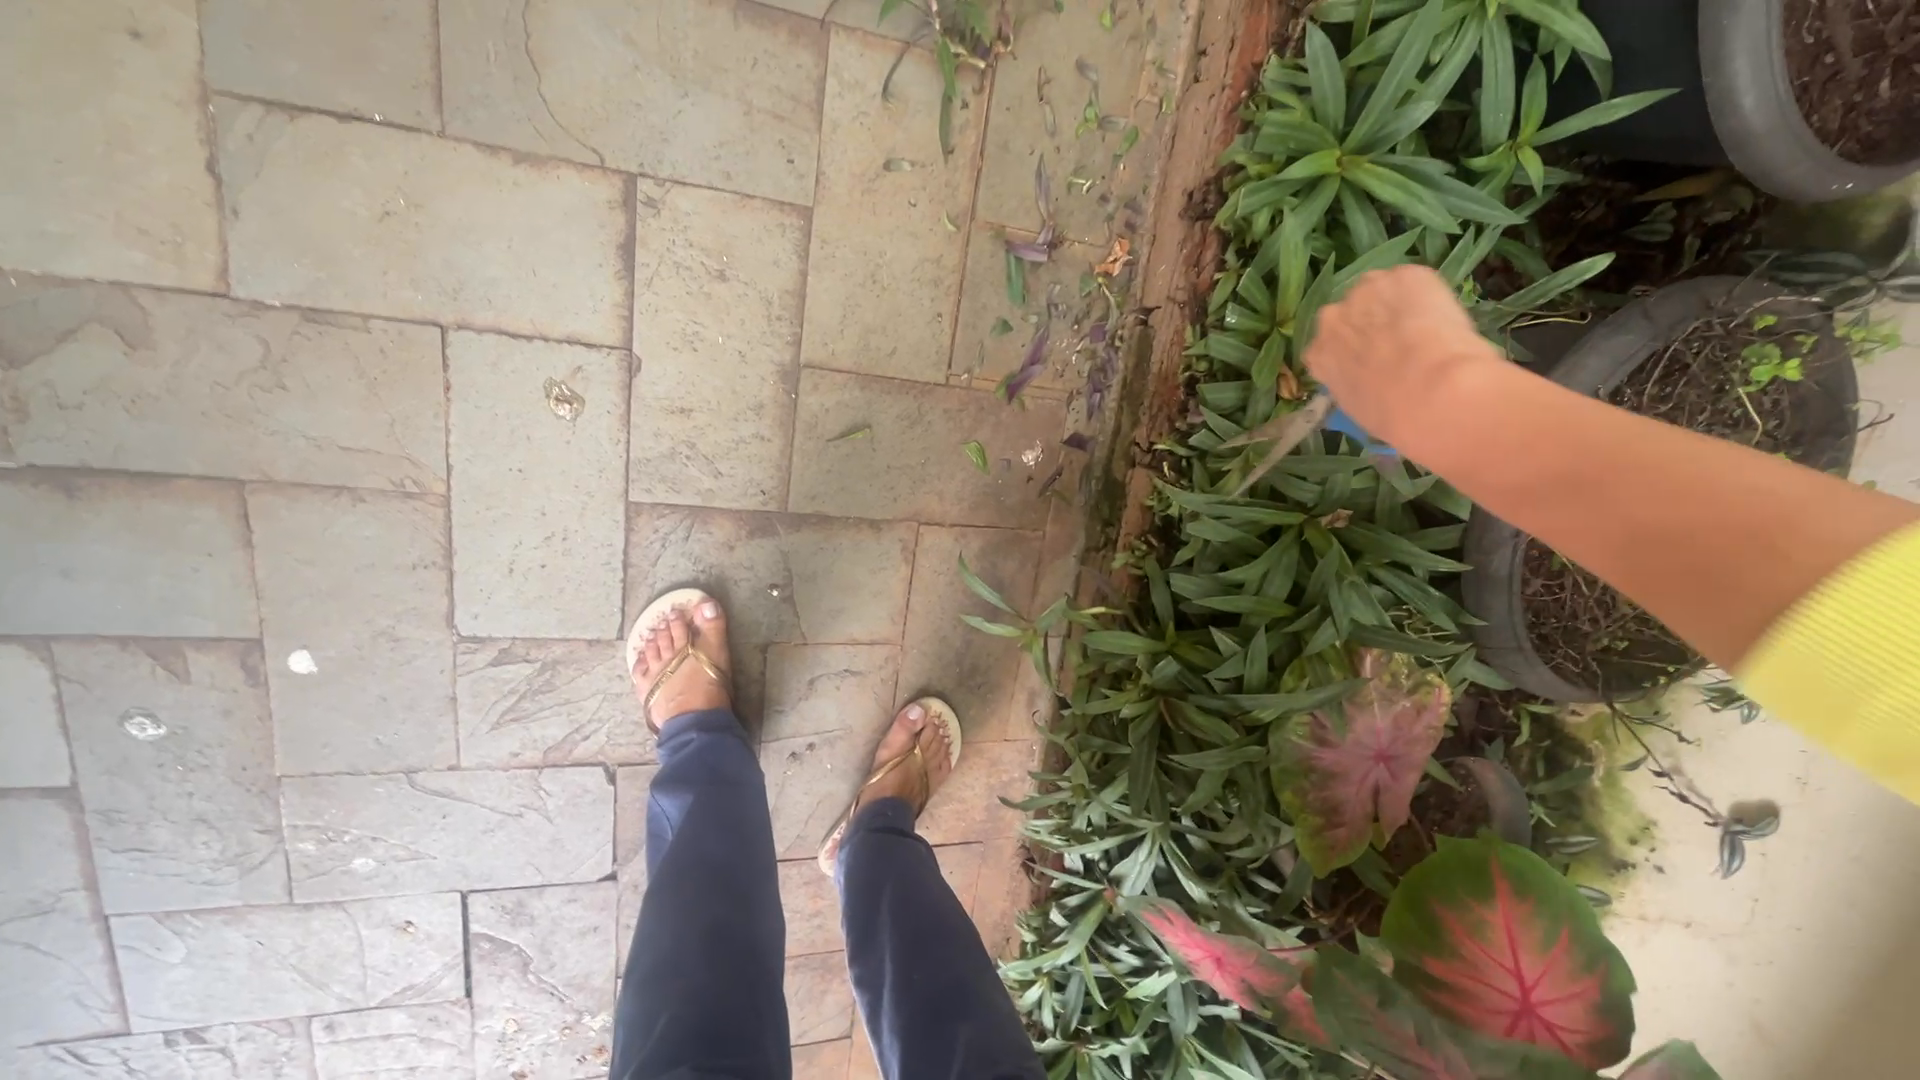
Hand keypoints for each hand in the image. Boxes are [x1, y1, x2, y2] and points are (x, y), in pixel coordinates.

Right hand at [1303, 264, 1503, 448]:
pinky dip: (1428, 295)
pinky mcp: (1405, 275)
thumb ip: (1351, 381)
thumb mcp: (1355, 406)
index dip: (1351, 349)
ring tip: (1422, 327)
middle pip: (1349, 311)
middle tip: (1396, 341)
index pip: (1326, 345)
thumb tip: (1369, 377)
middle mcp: (1333, 317)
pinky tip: (1442, 318)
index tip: (1369, 359)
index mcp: (1318, 353)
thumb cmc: (1390, 414)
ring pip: (1381, 290)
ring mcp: (1367, 289)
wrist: (1431, 390)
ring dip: (1395, 304)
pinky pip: (1415, 282)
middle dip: (1368, 321)